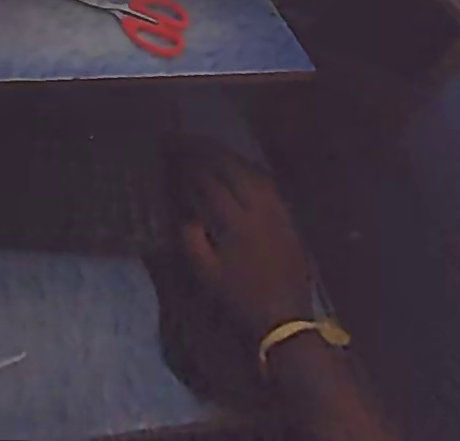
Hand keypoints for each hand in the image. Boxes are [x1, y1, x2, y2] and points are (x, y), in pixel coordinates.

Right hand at [178, 152, 313, 335]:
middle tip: (187, 140)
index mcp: (236, 225)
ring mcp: (277, 213)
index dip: (189, 165)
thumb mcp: (206, 272)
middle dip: (207, 151)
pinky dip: (250, 169)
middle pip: (232, 169)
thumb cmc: (240, 296)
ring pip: (252, 172)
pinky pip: (268, 184)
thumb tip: (185, 210)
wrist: (286, 320)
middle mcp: (259, 212)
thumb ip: (190, 237)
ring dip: (229, 156)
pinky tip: (238, 165)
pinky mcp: (288, 218)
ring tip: (209, 146)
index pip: (209, 183)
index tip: (172, 153)